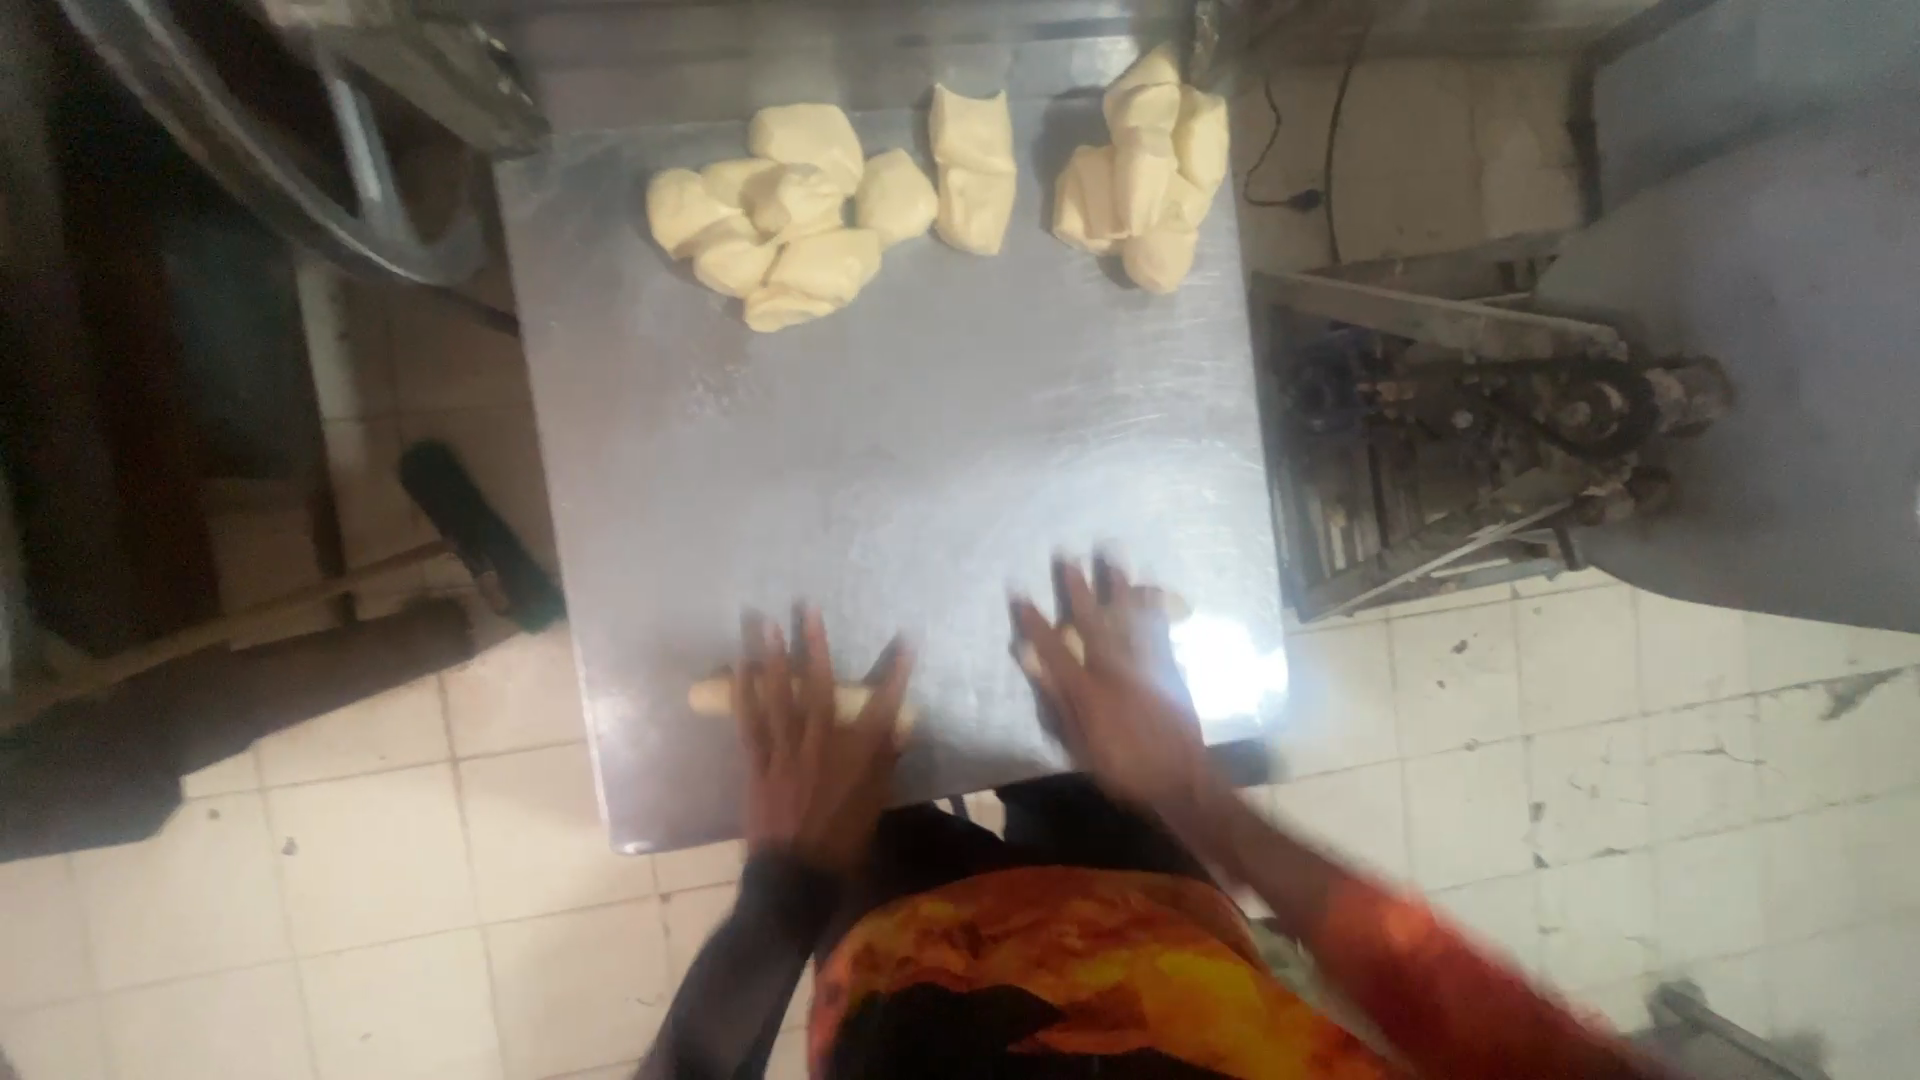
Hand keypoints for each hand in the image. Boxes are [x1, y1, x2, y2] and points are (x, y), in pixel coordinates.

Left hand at [733, 607, 912, 874]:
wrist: (796, 878)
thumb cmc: (844, 842)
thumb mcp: (876, 803)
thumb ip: (885, 762)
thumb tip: (896, 728)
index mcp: (856, 756)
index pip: (883, 705)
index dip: (896, 671)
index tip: (905, 640)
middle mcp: (821, 745)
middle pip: (818, 686)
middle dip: (814, 644)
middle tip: (808, 608)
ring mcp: (785, 752)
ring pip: (778, 696)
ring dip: (772, 657)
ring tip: (766, 622)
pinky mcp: (758, 763)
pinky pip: (749, 723)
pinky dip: (744, 693)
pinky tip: (740, 667)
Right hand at [1013, 555, 1214, 810]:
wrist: (1180, 779)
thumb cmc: (1123, 767)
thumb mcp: (1080, 743)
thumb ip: (1058, 700)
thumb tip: (1034, 664)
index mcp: (1087, 689)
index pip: (1053, 648)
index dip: (1035, 622)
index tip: (1020, 594)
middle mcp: (1114, 668)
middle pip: (1092, 621)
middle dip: (1077, 588)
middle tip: (1067, 556)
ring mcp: (1144, 664)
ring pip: (1127, 616)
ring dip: (1117, 584)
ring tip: (1111, 554)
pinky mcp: (1168, 667)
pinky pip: (1158, 628)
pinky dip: (1151, 606)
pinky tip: (1148, 588)